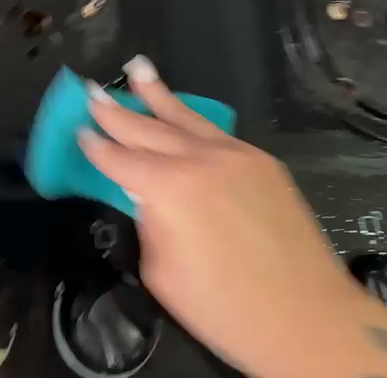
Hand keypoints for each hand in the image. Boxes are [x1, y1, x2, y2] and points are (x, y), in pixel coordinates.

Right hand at [79, 57, 386, 377]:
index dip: (97, 146)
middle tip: (92, 91)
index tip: (79, 130)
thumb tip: (149, 199)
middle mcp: (200, 159)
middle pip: (149, 129)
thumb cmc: (226, 310)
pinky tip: (181, 112)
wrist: (306, 317)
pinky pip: (216, 133)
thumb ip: (149, 223)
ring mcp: (234, 154)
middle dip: (117, 111)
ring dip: (157, 94)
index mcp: (169, 188)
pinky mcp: (262, 161)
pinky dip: (192, 119)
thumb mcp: (163, 273)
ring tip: (137, 69)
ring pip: (186, 117)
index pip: (121, 159)